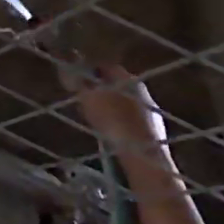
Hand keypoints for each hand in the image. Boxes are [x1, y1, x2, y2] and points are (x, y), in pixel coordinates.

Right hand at [68, 64, 177, 182]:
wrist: (144, 156)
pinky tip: (111, 134)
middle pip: (115, 85)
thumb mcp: (89, 99)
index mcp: (127, 78)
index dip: (89, 71)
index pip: (105, 67)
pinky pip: (130, 120)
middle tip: (83, 100)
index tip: (76, 80)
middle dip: (98, 90)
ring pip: (123, 103)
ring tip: (94, 119)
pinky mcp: (153, 130)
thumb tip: (70, 71)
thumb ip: (79, 84)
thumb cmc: (114, 122)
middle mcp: (141, 90)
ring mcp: (150, 110)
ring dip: (109, 107)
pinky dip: (119, 123)